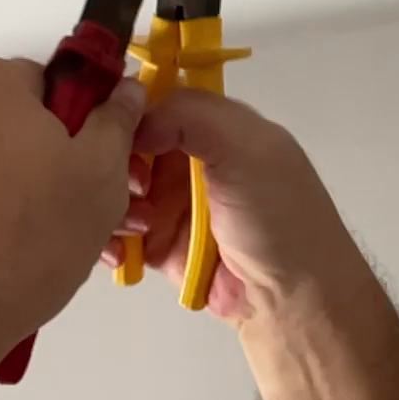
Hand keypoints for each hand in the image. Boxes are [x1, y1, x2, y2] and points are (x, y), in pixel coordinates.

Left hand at [0, 54, 145, 358]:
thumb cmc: (25, 236)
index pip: (58, 86)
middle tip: (95, 225)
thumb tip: (124, 88)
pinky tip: (15, 263)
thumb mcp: (99, 174)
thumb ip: (117, 122)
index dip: (89, 133)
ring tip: (62, 256)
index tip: (104, 177)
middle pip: (23, 129)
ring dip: (33, 203)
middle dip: (63, 173)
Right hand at [108, 89, 366, 323]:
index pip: (154, 101)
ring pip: (114, 191)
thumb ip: (190, 116)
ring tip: (137, 226)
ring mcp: (169, 204)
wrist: (290, 297)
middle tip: (134, 188)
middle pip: (126, 147)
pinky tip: (116, 251)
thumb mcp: (247, 148)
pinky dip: (108, 240)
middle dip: (115, 163)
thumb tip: (134, 122)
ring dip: (111, 205)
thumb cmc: (277, 216)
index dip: (127, 111)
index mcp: (211, 128)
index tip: (112, 129)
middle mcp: (186, 161)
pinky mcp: (157, 246)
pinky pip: (117, 235)